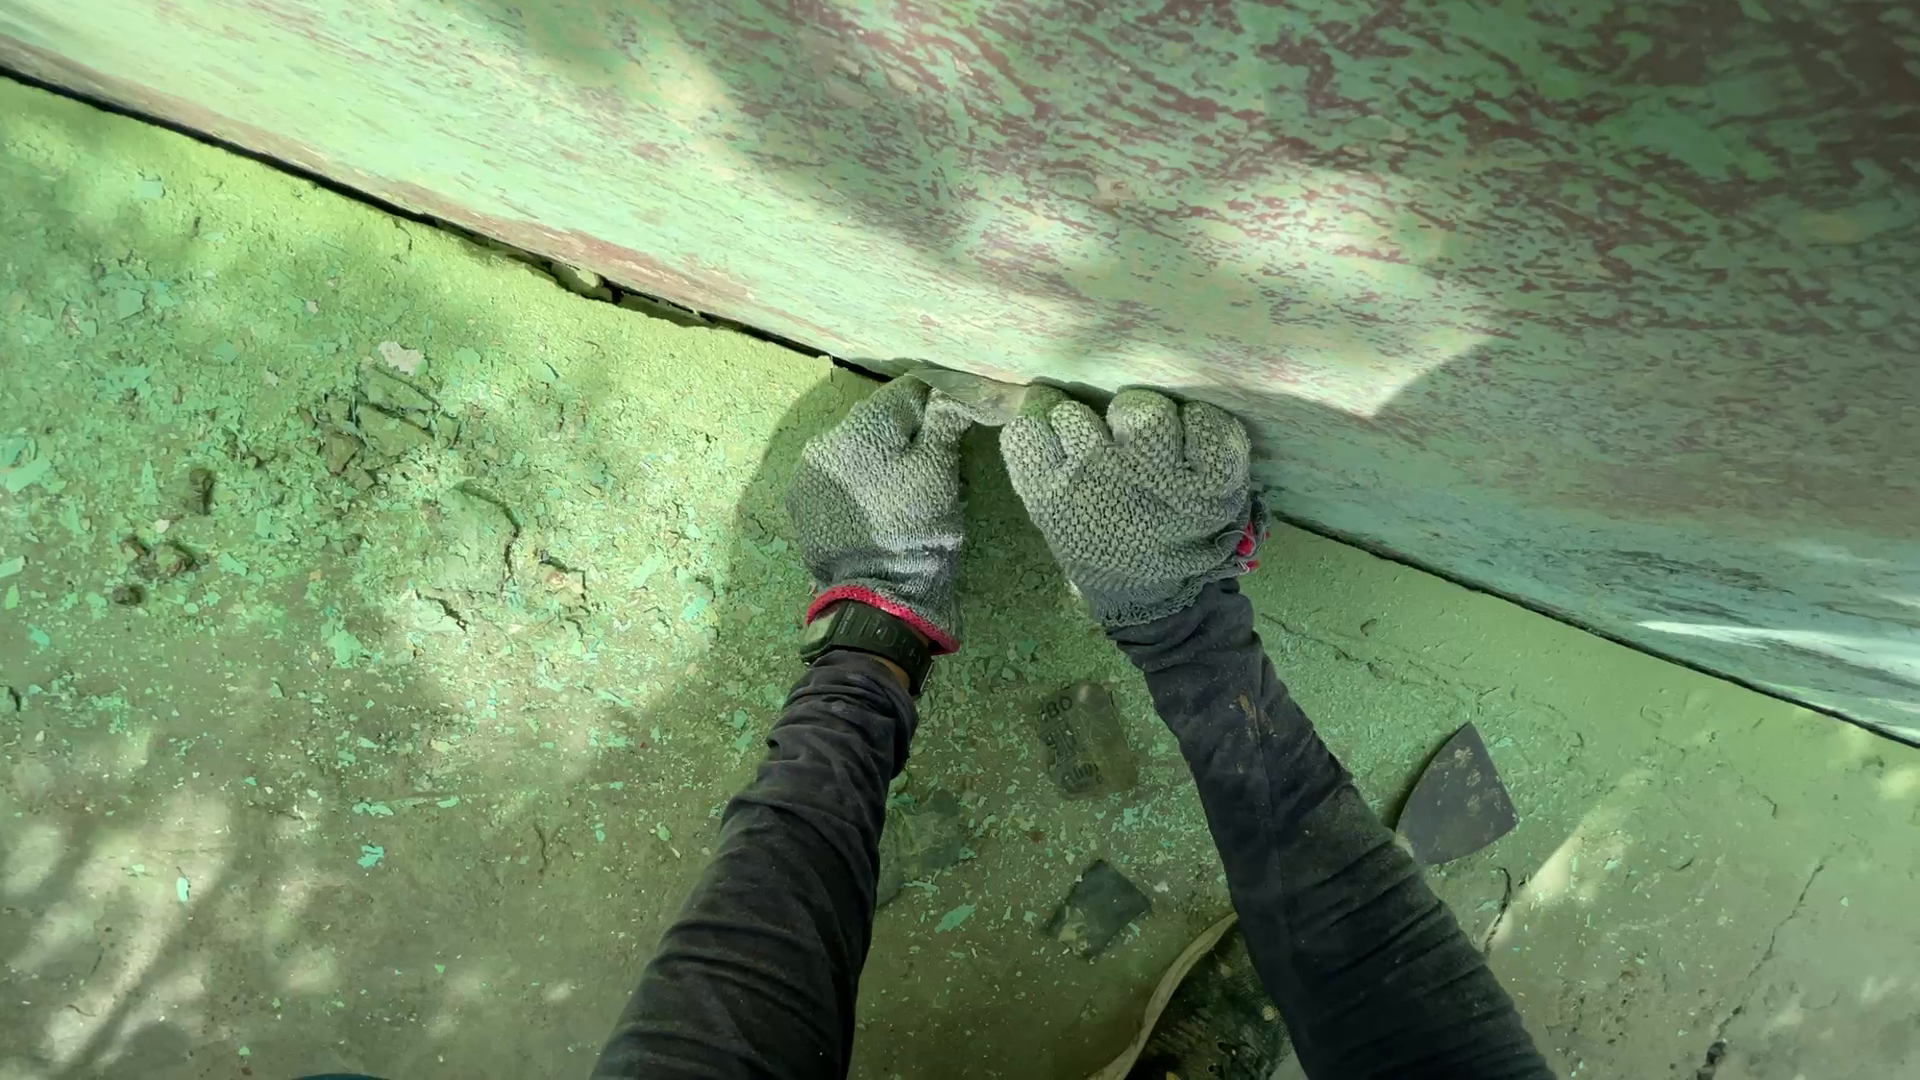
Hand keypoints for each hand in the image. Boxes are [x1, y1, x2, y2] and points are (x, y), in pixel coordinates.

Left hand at [787, 376, 980, 652]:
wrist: (880, 599)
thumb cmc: (917, 531)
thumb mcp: (940, 473)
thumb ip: (944, 420)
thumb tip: (952, 386)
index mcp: (859, 426)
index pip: (906, 392)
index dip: (935, 404)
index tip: (954, 424)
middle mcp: (823, 440)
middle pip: (877, 420)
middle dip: (906, 435)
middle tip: (934, 464)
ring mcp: (807, 475)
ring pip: (855, 449)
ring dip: (879, 459)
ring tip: (903, 490)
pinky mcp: (802, 506)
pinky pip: (838, 478)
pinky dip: (859, 484)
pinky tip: (877, 507)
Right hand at [1000, 387, 1264, 627]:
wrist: (1152, 594)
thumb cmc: (1097, 540)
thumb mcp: (1050, 513)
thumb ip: (1035, 459)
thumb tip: (1030, 393)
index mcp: (1052, 497)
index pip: (1027, 428)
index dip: (1042, 419)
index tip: (1057, 431)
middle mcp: (1099, 484)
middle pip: (1073, 415)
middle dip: (1086, 422)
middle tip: (1104, 442)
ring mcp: (1157, 482)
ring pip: (1140, 411)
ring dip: (1143, 416)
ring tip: (1149, 439)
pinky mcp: (1210, 485)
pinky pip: (1205, 425)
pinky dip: (1203, 425)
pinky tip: (1193, 440)